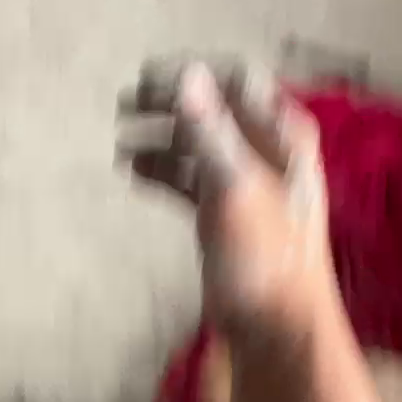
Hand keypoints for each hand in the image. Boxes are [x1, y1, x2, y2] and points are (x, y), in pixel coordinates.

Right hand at [120, 60, 335, 346]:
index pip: (235, 82)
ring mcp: (244, 185)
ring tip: (121, 146)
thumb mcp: (235, 190)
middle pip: (212, 112)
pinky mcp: (224, 215)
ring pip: (196, 148)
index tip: (144, 78)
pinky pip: (189, 182)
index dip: (191, 74)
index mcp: (280, 138)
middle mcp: (265, 154)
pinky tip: (135, 176)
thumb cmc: (263, 260)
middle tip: (123, 106)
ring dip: (160, 141)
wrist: (276, 327)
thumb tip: (185, 77)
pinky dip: (162, 174)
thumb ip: (210, 133)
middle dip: (168, 105)